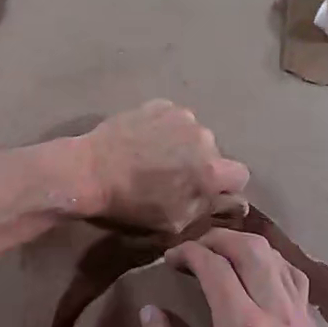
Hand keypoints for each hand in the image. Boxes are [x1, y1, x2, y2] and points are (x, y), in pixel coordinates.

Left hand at [77, 100, 249, 232]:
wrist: (89, 171)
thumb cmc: (132, 204)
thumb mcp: (175, 221)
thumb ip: (209, 210)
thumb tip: (234, 203)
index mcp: (211, 170)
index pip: (239, 175)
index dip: (224, 186)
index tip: (204, 191)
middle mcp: (204, 137)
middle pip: (214, 153)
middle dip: (200, 164)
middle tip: (171, 177)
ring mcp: (181, 116)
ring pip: (193, 135)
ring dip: (182, 145)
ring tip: (154, 158)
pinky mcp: (159, 105)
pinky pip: (173, 120)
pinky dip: (164, 130)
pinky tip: (142, 143)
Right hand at [136, 229, 327, 326]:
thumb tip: (150, 311)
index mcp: (241, 325)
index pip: (214, 265)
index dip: (188, 252)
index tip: (171, 258)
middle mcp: (275, 309)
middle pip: (250, 248)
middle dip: (217, 237)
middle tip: (195, 246)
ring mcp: (298, 312)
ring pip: (275, 255)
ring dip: (245, 245)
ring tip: (221, 252)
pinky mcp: (310, 320)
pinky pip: (293, 273)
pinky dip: (271, 261)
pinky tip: (256, 269)